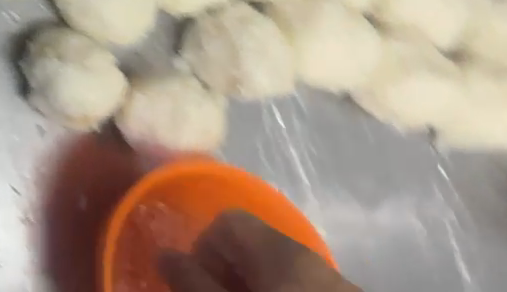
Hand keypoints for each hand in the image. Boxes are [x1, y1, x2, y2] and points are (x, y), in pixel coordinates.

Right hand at [162, 210, 359, 291]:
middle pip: (256, 253)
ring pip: (283, 281)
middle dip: (231, 278)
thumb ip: (192, 283)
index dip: (205, 250)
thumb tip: (165, 254)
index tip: (201, 285)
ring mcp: (341, 289)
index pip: (229, 222)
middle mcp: (314, 262)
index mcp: (282, 251)